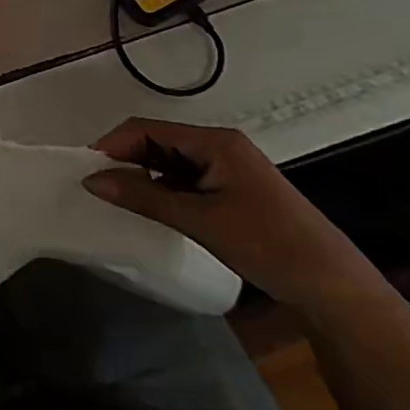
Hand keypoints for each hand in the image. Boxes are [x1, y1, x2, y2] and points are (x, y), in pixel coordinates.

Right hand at [82, 117, 370, 306]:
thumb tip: (92, 180)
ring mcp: (225, 167)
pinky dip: (159, 190)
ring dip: (140, 176)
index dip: (112, 144)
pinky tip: (144, 209)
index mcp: (214, 142)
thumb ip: (144, 197)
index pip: (148, 128)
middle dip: (123, 159)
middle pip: (157, 140)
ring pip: (168, 161)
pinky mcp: (228, 188)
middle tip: (91, 187)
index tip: (82, 170)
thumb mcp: (199, 220)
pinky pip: (182, 179)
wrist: (326, 281)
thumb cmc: (265, 243)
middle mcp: (218, 146)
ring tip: (111, 199)